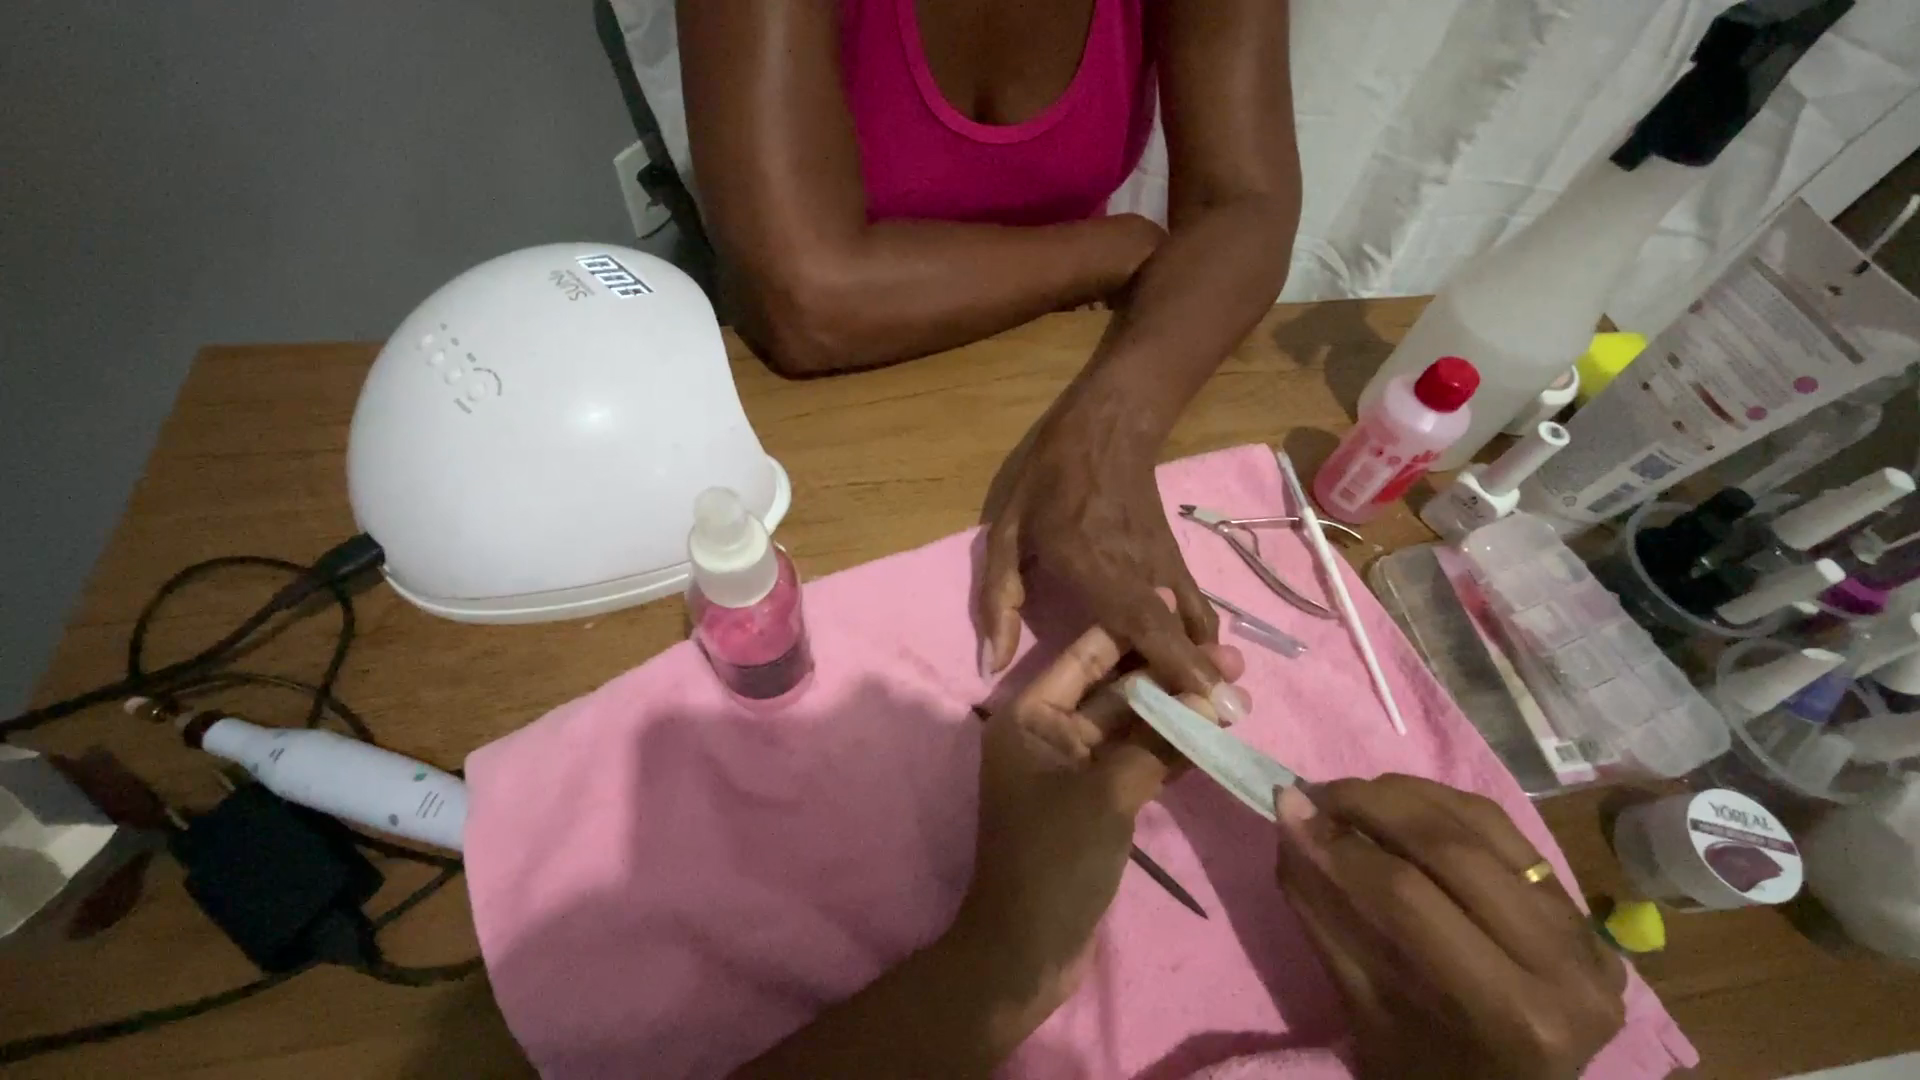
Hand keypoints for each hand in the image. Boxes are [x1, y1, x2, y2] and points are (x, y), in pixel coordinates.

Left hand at [950, 623, 1211, 1033]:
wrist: (1027, 948)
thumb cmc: (1053, 859)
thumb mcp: (1105, 794)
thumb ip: (1157, 744)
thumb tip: (1208, 700)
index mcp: (1029, 715)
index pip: (1086, 657)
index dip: (1134, 632)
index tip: (1180, 610)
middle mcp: (1049, 732)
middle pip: (1116, 690)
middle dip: (1169, 675)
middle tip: (1231, 659)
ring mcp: (1073, 767)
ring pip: (1132, 728)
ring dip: (1178, 713)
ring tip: (1237, 693)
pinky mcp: (1095, 799)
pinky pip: (1136, 762)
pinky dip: (1171, 751)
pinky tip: (1213, 733)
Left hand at [978, 389, 1243, 725]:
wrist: (1106, 432)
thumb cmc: (1049, 485)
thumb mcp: (1009, 536)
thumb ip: (998, 600)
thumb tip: (991, 665)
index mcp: (1096, 571)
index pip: (1144, 626)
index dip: (1176, 666)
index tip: (1208, 704)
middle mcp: (1142, 577)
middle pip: (1180, 637)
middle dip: (1202, 683)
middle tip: (1220, 724)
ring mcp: (1167, 568)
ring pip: (1196, 625)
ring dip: (1206, 665)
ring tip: (1216, 707)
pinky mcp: (1178, 562)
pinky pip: (1197, 608)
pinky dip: (1203, 639)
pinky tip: (1203, 665)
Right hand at [1273, 775, 1627, 1079]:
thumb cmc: (1418, 1067)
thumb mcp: (1357, 1000)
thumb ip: (1318, 900)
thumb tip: (1290, 809)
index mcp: (1509, 1012)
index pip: (1408, 896)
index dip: (1340, 846)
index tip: (1289, 811)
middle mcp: (1566, 968)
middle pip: (1449, 848)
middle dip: (1367, 804)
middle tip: (1315, 794)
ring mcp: (1587, 936)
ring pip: (1478, 822)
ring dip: (1402, 794)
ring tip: (1351, 796)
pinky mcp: (1585, 913)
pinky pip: (1502, 829)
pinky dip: (1440, 803)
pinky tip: (1400, 806)